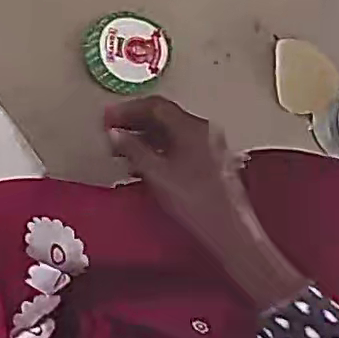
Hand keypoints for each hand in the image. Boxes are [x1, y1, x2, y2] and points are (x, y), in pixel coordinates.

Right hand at [105, 97, 308, 308]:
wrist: (229, 232)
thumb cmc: (195, 202)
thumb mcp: (156, 173)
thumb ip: (132, 149)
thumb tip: (115, 134)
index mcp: (192, 127)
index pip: (155, 106)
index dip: (128, 109)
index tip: (109, 117)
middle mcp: (203, 131)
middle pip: (164, 116)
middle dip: (135, 122)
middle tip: (113, 130)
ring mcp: (210, 145)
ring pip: (172, 132)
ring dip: (146, 137)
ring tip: (123, 149)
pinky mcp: (211, 161)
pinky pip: (180, 145)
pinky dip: (159, 148)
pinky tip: (144, 164)